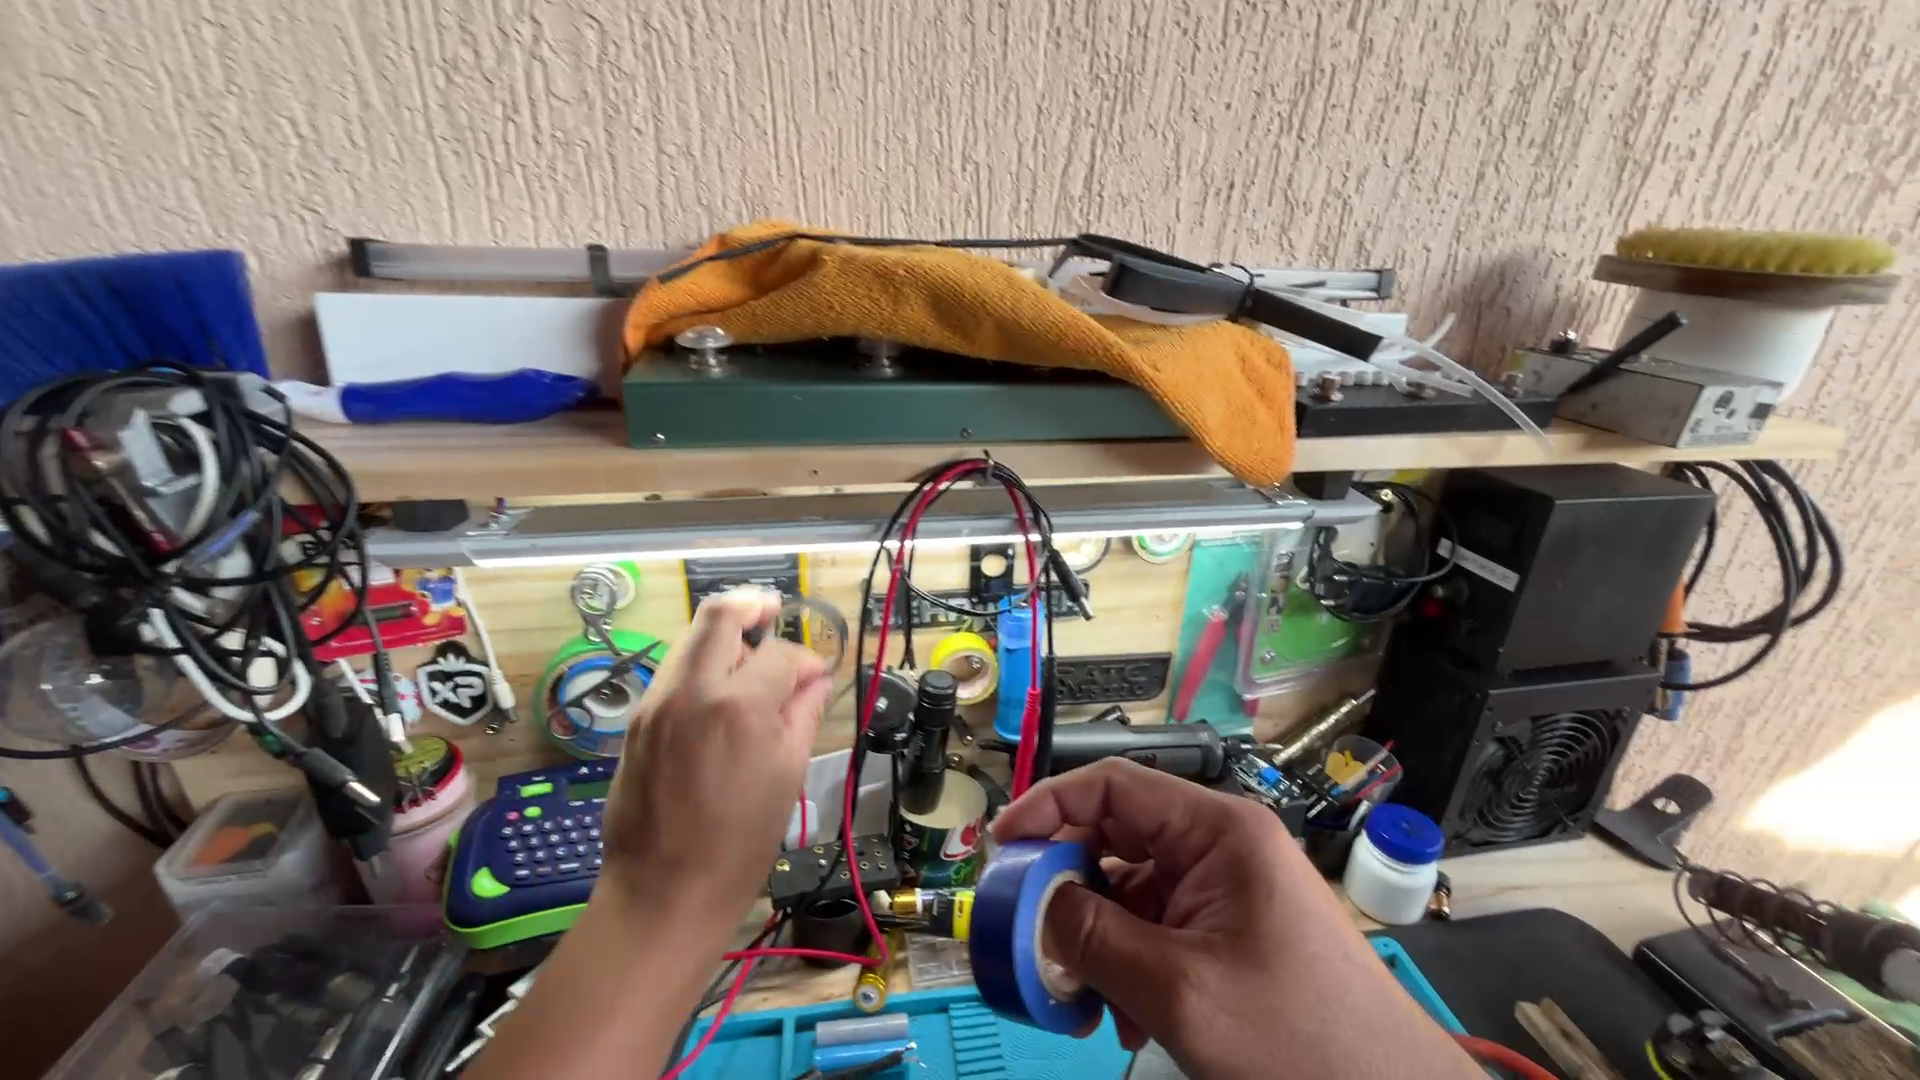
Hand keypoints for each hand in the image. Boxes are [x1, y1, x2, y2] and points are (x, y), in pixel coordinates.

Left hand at [597, 587, 832, 929]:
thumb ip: (802, 713)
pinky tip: (719, 696)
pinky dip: (700, 667)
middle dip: (753, 605)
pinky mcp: (636, 722)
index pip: (779, 653)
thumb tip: (816, 679)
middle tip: (773, 611)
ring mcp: (655, 703)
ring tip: (750, 664)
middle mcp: (690, 690)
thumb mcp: (787, 774)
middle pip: (719, 614)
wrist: (663, 892)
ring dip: (724, 638)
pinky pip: (673, 673)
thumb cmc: (741, 842)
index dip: (806, 659)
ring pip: (691, 639)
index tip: (817, 676)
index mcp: (738, 706)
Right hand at [993, 758, 1476, 1079]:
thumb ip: (1092, 938)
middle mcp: (1220, 845)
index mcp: (1216, 829)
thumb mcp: (1178, 990)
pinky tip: (1124, 1017)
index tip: (999, 849)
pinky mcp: (1230, 930)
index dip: (1047, 807)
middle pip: (1116, 838)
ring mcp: (1227, 889)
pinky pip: (1156, 927)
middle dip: (1068, 886)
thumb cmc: (1297, 1040)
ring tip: (1083, 998)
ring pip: (1131, 889)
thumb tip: (1031, 904)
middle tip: (1026, 932)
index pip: (1112, 786)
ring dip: (1096, 937)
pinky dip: (1127, 963)